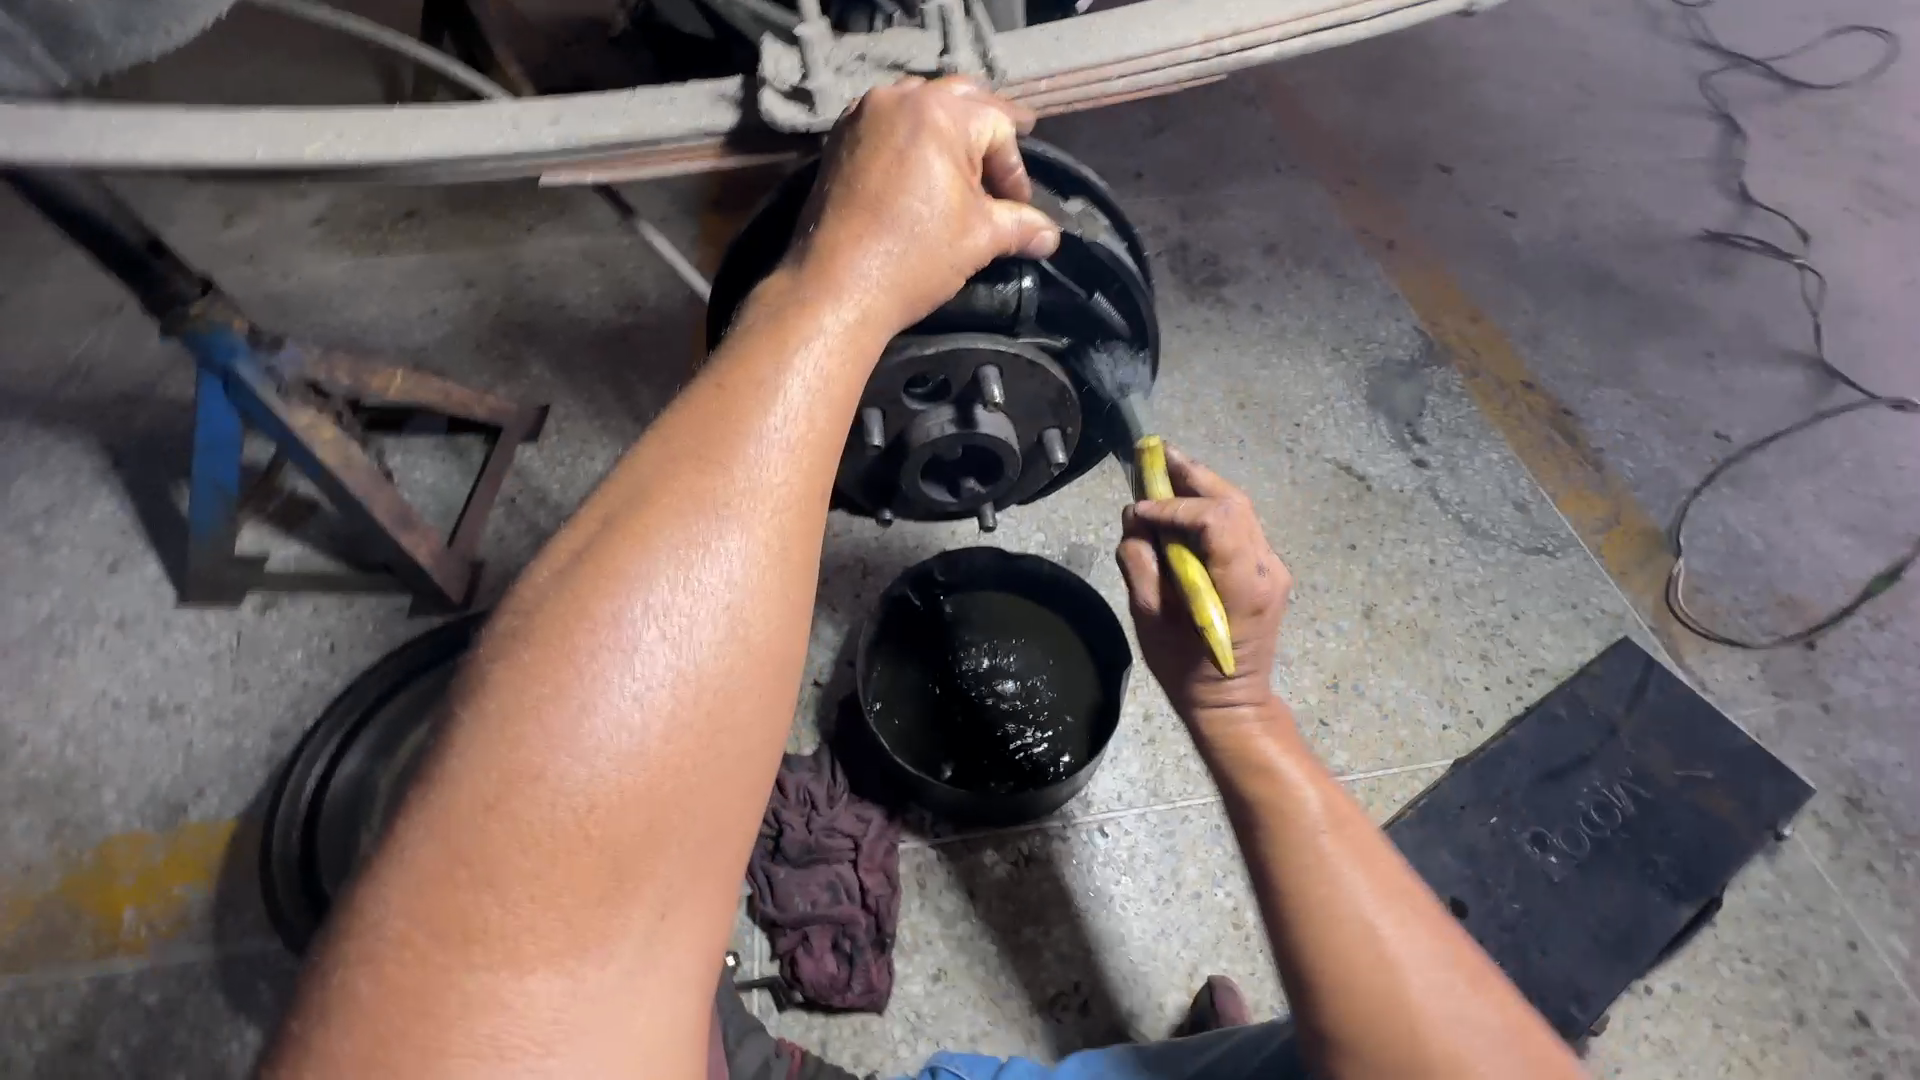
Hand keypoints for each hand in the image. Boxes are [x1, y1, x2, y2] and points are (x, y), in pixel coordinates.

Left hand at [785, 76, 1061, 338]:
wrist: (837, 288)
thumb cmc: (913, 258)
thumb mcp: (979, 240)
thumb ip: (1020, 227)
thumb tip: (1051, 236)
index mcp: (940, 113)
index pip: (998, 125)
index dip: (1016, 169)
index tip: (1018, 210)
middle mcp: (899, 100)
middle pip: (960, 102)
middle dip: (986, 136)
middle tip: (1002, 169)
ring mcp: (863, 117)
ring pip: (920, 111)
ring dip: (948, 137)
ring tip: (964, 175)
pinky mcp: (840, 142)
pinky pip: (888, 128)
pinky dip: (911, 144)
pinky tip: (921, 177)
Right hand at [1116, 447, 1291, 726]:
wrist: (1232, 702)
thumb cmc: (1185, 669)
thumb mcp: (1149, 620)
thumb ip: (1140, 564)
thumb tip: (1135, 521)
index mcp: (1241, 584)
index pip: (1214, 520)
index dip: (1173, 507)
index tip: (1138, 510)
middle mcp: (1267, 567)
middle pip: (1234, 501)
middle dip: (1191, 475)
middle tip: (1155, 455)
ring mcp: (1273, 568)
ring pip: (1240, 508)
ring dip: (1202, 487)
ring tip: (1166, 470)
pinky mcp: (1268, 571)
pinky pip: (1240, 526)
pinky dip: (1210, 509)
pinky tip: (1184, 507)